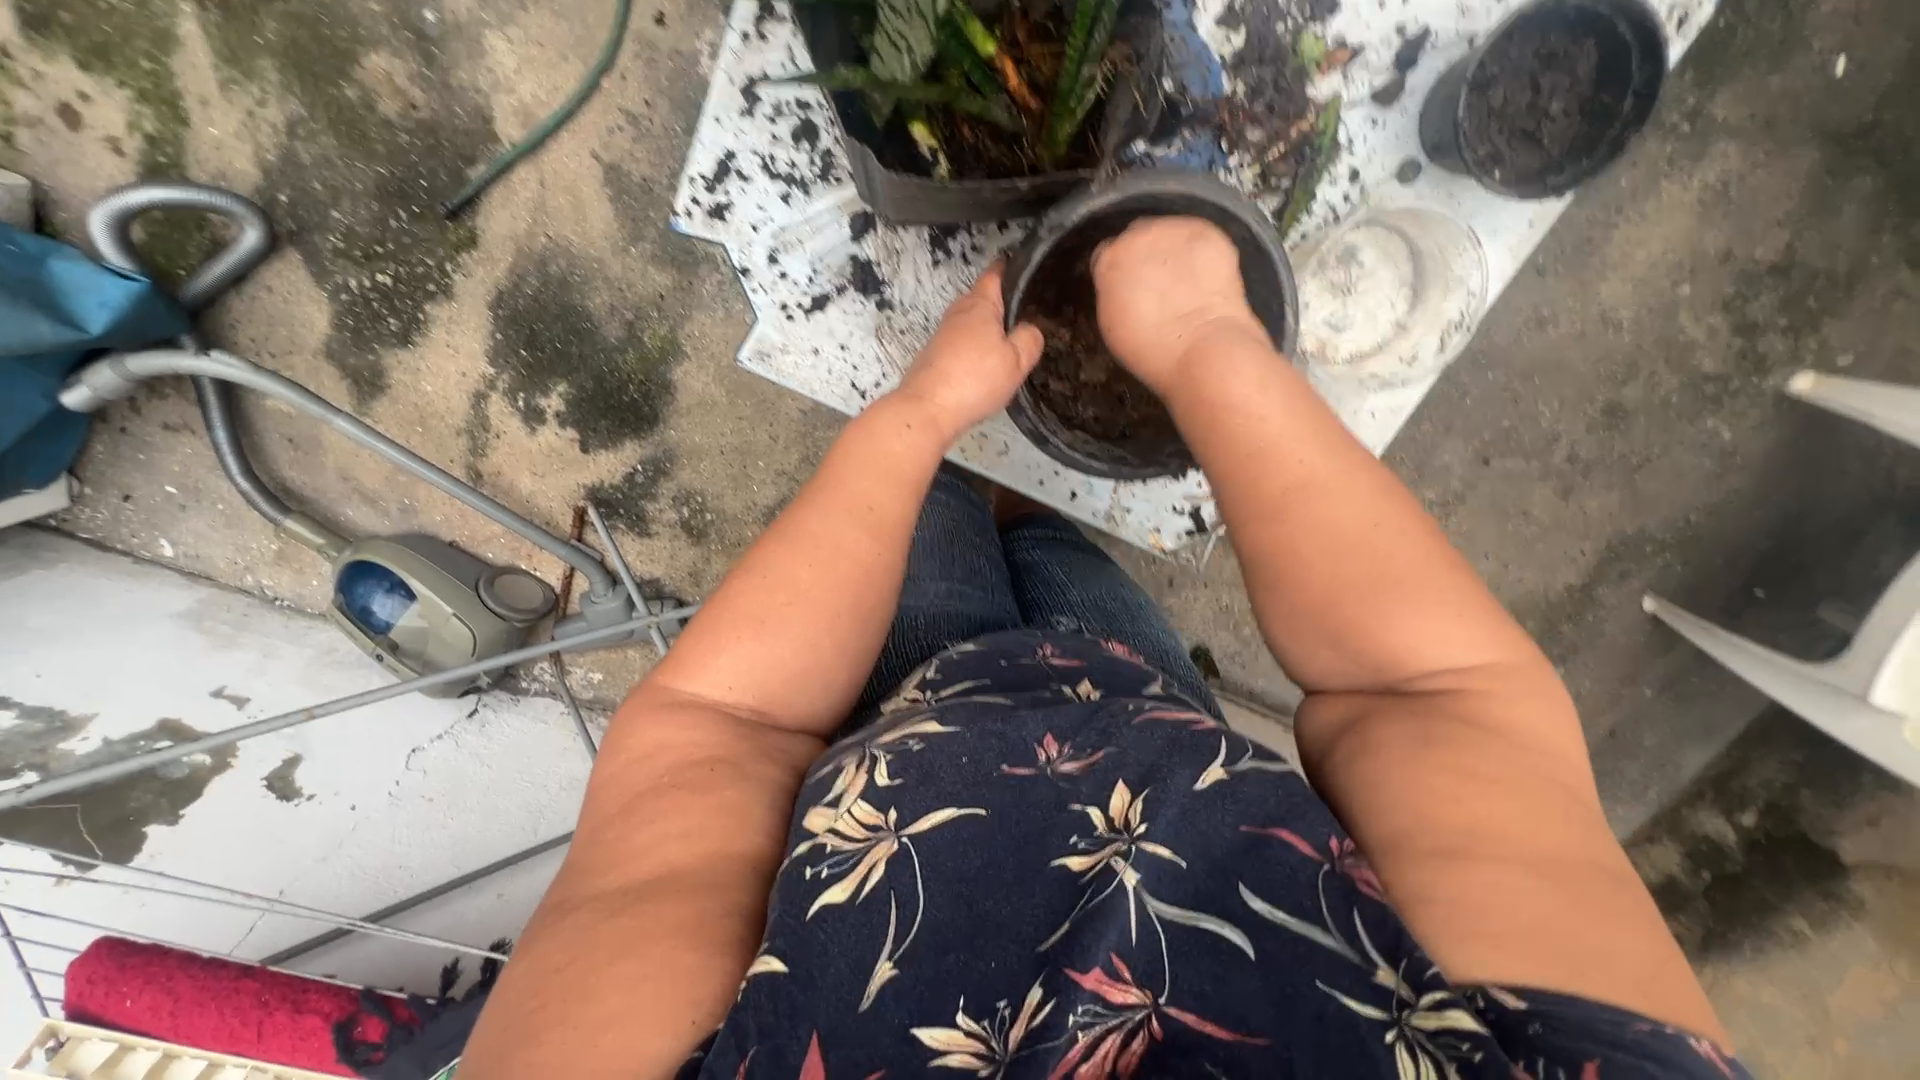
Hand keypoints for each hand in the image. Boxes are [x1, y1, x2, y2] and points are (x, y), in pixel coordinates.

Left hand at [889, 263, 1044, 443]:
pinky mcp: (935, 355)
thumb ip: (1029, 339)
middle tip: (1026, 313)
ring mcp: (943, 334)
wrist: (927, 409)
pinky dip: (975, 347)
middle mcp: (958, 312)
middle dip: (1001, 302)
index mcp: (980, 304)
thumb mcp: (1016, 361)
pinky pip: (961, 343)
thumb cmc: (974, 380)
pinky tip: (985, 364)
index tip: (1026, 269)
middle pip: (982, 298)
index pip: (995, 273)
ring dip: (988, 327)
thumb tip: (1030, 328)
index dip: (1011, 268)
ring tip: (1009, 340)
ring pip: (971, 322)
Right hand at [1091, 217, 1270, 395]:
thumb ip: (1112, 292)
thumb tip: (1124, 284)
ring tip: (1185, 283)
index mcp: (1110, 259)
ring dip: (1173, 251)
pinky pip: (1199, 238)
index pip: (1107, 254)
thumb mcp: (1112, 323)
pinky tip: (1205, 278)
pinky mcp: (1209, 232)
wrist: (1202, 347)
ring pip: (1169, 233)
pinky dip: (1200, 253)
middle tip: (1159, 286)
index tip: (1129, 290)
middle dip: (1146, 256)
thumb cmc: (1151, 348)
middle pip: (1137, 236)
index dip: (1119, 274)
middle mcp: (1139, 235)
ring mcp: (1176, 230)